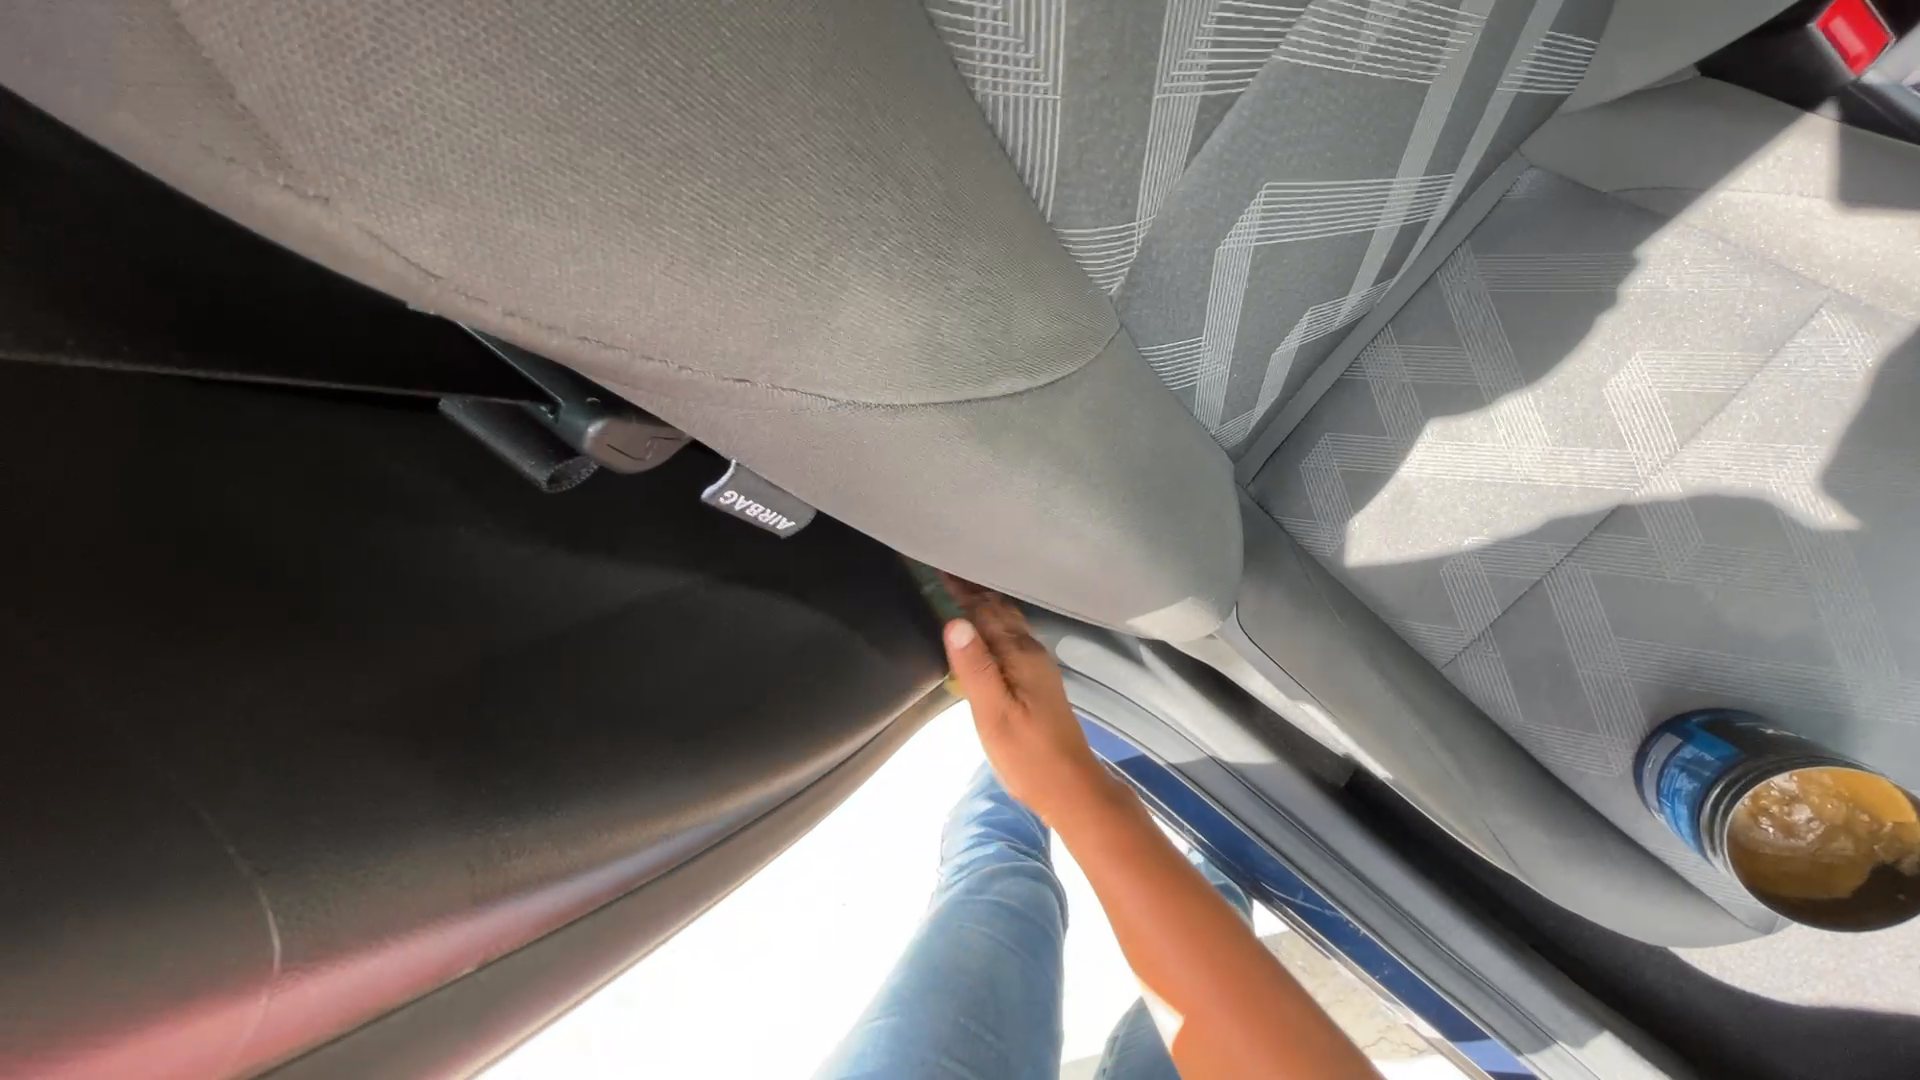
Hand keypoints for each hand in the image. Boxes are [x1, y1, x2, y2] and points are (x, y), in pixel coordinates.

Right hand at [939, 574, 1116, 823]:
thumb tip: (954, 621)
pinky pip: (1010, 637)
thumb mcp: (994, 714)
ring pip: (1007, 622)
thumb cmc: (1028, 755)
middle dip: (973, 589)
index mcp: (1020, 654)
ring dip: (984, 604)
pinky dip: (993, 623)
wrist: (1070, 787)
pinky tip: (983, 630)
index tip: (940, 564)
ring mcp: (1037, 666)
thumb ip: (975, 667)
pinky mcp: (1036, 680)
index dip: (962, 588)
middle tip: (946, 568)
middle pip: (999, 610)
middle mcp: (1031, 652)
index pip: (986, 610)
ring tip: (960, 589)